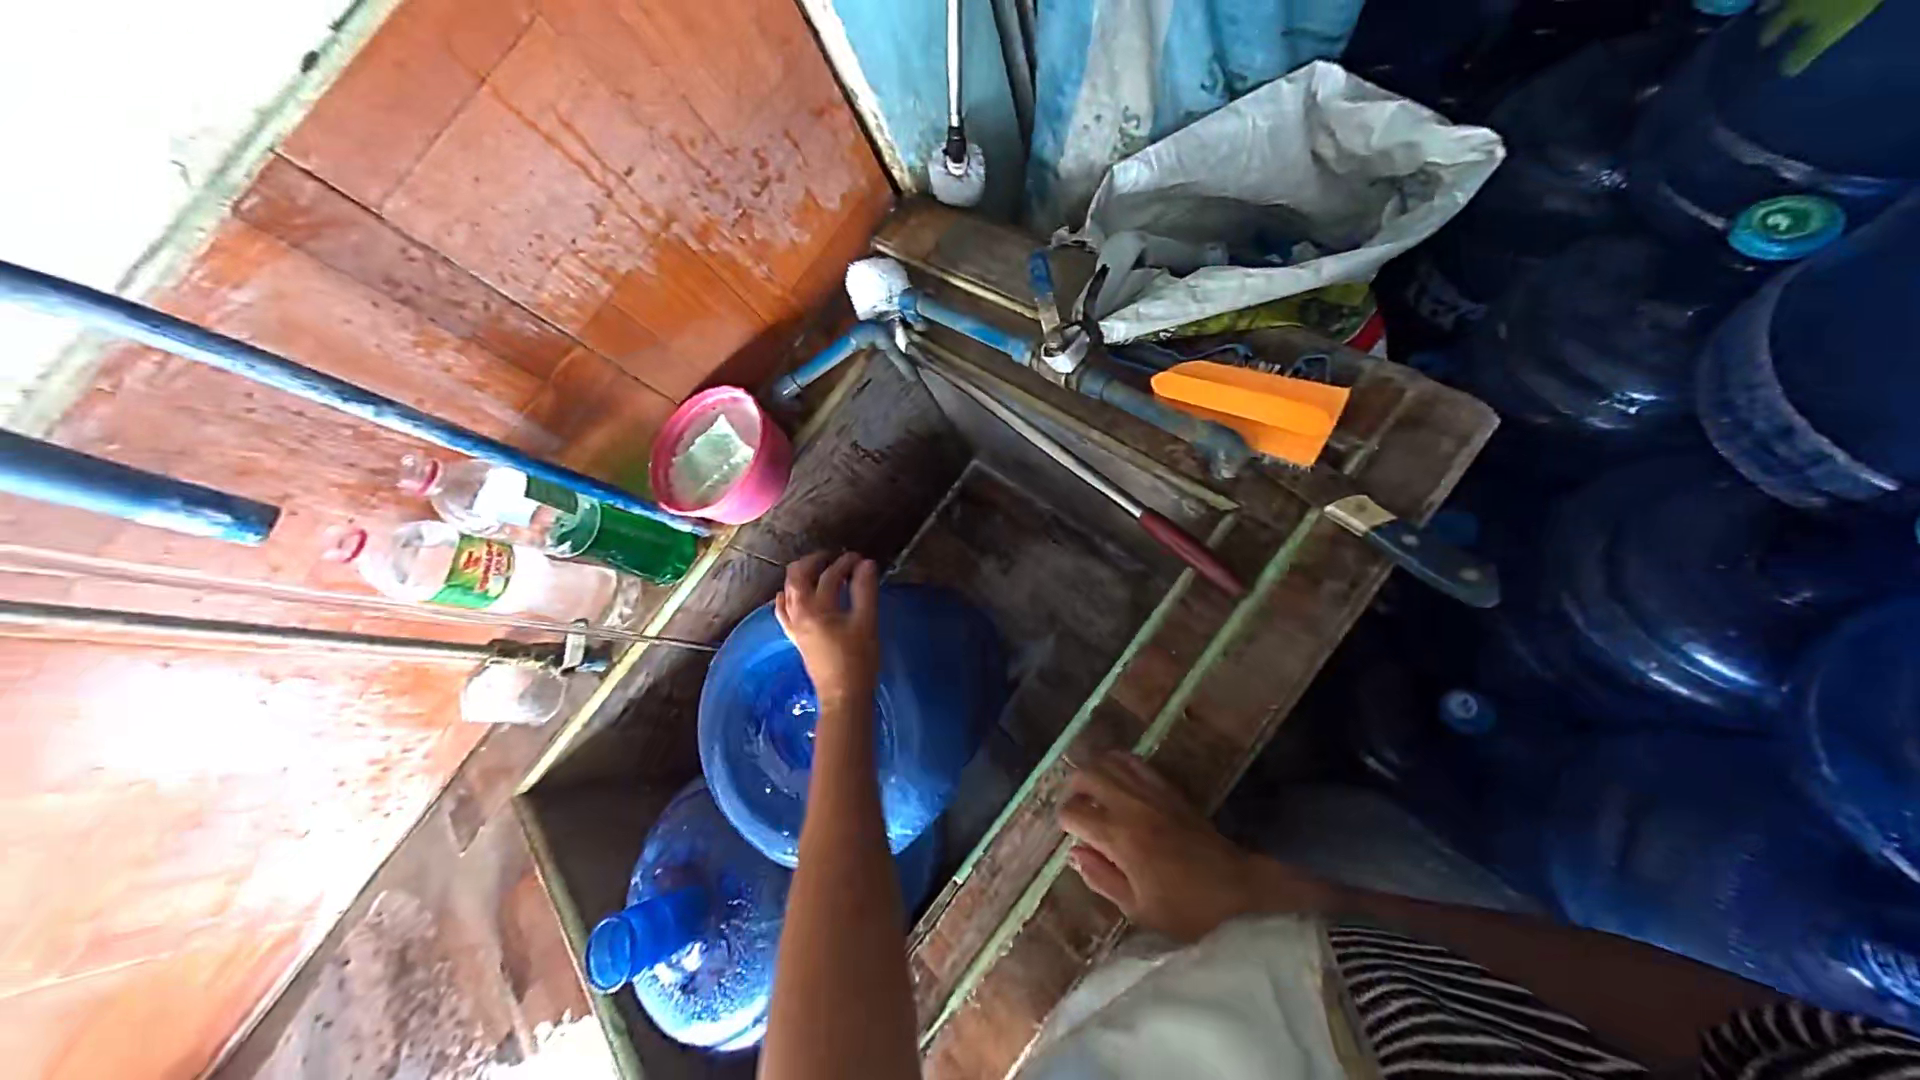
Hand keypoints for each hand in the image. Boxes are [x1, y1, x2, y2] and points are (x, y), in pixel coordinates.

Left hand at [774, 551, 880, 708]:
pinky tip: (794, 595)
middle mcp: (799, 613)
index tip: (861, 559)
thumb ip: (865, 590)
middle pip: (797, 576)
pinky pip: (783, 610)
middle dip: (815, 561)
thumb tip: (866, 564)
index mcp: (816, 607)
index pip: (829, 575)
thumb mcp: (866, 622)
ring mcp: (793, 625)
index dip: (846, 563)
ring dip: (802, 575)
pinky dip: (788, 596)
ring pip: (788, 590)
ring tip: (819, 571)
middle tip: (835, 558)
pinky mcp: (795, 637)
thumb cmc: (858, 659)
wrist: (843, 695)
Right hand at [1060, 751, 1342, 941]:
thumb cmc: (1188, 911)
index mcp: (1120, 837)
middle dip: (1072, 788)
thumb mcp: (1138, 909)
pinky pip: (1136, 762)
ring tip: (1091, 790)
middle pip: (1087, 774)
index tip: (1068, 834)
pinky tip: (1118, 780)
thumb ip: (1101, 878)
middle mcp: (1132, 805)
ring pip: (1110, 760)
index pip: (1073, 812)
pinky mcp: (1171, 789)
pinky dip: (1120, 764)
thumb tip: (1074, 854)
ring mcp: (1152, 792)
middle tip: (1073, 806)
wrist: (1242, 893)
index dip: (1063, 821)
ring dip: (1094, 771)